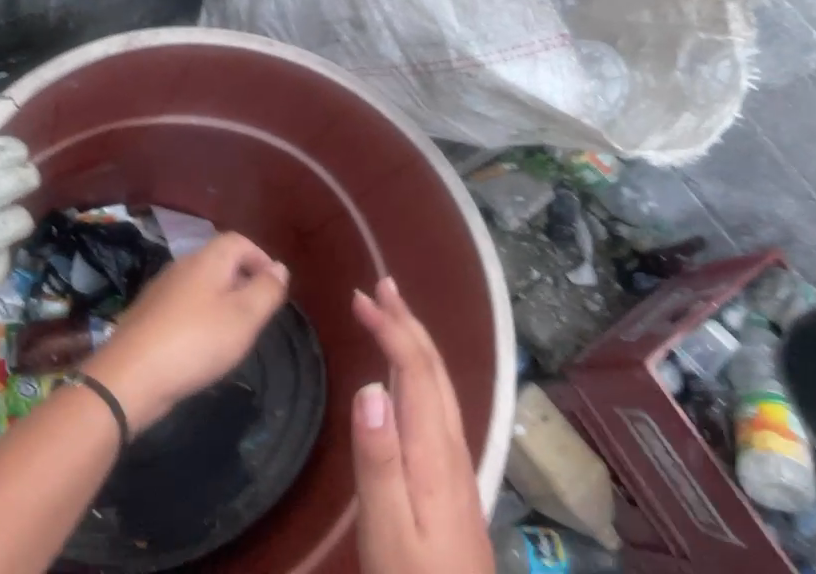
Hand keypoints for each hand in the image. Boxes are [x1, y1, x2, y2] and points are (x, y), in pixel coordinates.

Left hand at [81, 232, 288, 432]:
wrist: (130, 376)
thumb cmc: (196, 341)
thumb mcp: (244, 317)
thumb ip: (266, 290)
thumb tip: (279, 267)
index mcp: (207, 260)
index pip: (239, 241)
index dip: (261, 258)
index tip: (274, 288)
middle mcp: (181, 266)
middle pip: (219, 260)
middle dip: (243, 280)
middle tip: (258, 313)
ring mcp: (161, 290)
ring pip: (201, 284)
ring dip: (221, 300)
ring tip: (234, 331)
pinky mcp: (148, 315)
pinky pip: (183, 305)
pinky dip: (200, 316)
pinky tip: (201, 345)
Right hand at [352, 278, 493, 573]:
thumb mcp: (388, 529)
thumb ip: (379, 461)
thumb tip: (370, 387)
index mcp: (433, 451)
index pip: (417, 370)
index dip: (392, 327)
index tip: (361, 298)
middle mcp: (450, 446)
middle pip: (434, 369)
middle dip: (408, 322)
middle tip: (381, 287)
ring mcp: (455, 462)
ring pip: (440, 384)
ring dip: (415, 342)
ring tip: (393, 314)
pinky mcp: (451, 478)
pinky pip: (437, 403)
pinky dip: (418, 371)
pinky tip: (405, 378)